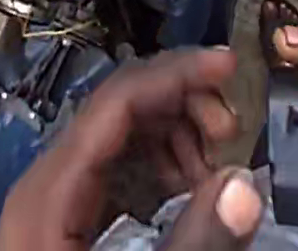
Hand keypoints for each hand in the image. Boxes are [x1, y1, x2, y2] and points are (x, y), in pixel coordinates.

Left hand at [0, 48, 261, 250]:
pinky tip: (191, 179)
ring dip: (177, 126)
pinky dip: (163, 154)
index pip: (119, 98)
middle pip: (122, 103)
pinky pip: (122, 156)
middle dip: (184, 99)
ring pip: (125, 125)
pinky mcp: (70, 209)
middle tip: (230, 126)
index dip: (177, 71)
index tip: (229, 64)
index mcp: (51, 190)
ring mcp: (58, 191)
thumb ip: (195, 245)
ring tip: (215, 160)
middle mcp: (50, 176)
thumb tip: (247, 182)